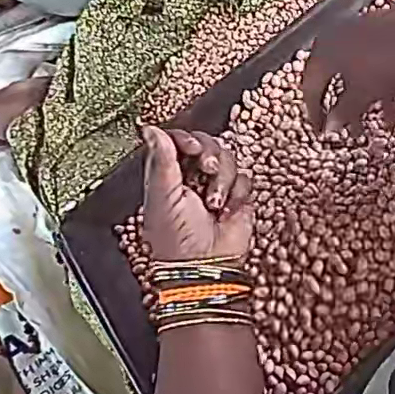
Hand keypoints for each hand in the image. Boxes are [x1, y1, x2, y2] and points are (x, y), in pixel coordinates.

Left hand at [139, 126, 253, 260]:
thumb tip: (149, 129)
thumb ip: (160, 160)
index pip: (178, 140)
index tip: (192, 148)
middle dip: (210, 155)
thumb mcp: (163, 196)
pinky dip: (238, 194)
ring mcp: (217, 187)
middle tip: (207, 170)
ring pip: (228, 159)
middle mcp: (192, 177)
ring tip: (214, 203)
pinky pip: (245, 180)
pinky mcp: (238, 198)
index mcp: (168, 174)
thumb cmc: (177, 239)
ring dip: (223, 180)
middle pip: (207, 143)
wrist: (206, 264)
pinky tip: (226, 211)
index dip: (187, 139)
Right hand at [299, 0, 394, 132]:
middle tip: (344, 131)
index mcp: (324, 51)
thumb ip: (344, 110)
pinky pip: (371, 69)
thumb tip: (330, 127)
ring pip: (354, 78)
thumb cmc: (390, 59)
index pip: (309, 86)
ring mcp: (359, 36)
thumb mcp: (365, 91)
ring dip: (361, 104)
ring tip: (369, 128)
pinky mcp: (381, 36)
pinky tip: (390, 113)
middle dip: (340, 110)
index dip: (314, 112)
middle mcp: (336, 40)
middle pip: (331, 81)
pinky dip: (377, 91)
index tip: (320, 131)